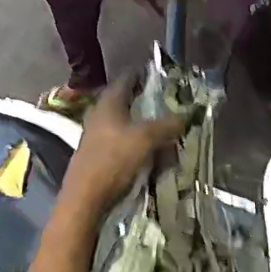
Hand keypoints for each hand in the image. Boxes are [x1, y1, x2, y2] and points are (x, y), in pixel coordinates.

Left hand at [59, 81, 186, 218]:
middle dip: (143, 100)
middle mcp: (98, 114)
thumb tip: (185, 115)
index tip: (159, 73)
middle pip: (123, 101)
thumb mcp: (145, 139)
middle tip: (165, 102)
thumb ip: (166, 125)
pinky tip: (147, 150)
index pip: (125, 79)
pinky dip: (134, 141)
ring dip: (140, 123)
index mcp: (108, 103)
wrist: (85, 198)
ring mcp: (95, 135)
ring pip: (122, 122)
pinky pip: (120, 141)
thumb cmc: (113, 160)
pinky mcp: (96, 154)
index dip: (141, 74)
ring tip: (161, 127)